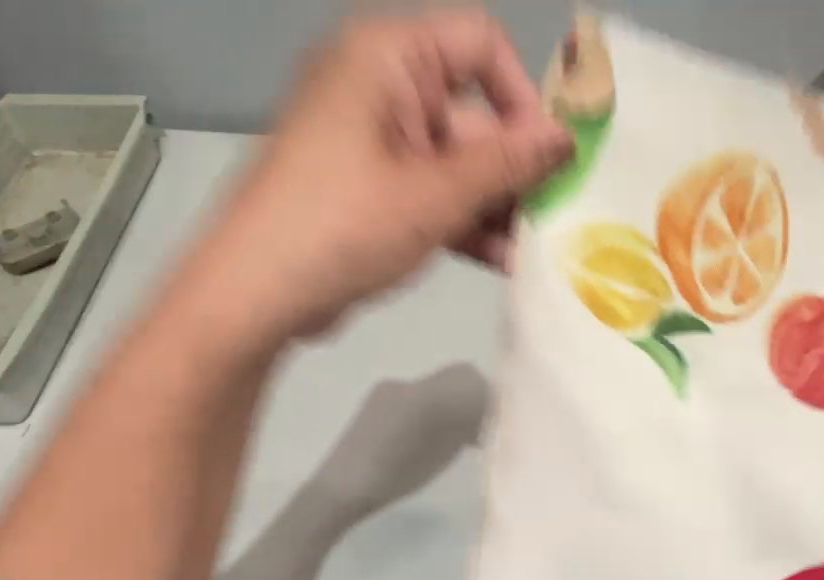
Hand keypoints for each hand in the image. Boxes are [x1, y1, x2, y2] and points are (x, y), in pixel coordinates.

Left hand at [186, 10, 572, 346]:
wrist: (257, 291)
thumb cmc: (343, 225)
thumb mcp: (436, 195)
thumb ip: (508, 164)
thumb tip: (567, 138)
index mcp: (388, 57)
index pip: (480, 44)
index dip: (522, 97)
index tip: (547, 160)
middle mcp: (382, 85)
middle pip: (475, 114)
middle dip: (514, 173)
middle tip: (550, 225)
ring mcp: (375, 139)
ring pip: (458, 162)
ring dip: (496, 207)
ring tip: (527, 255)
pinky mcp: (371, 186)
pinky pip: (433, 191)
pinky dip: (464, 222)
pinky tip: (499, 262)